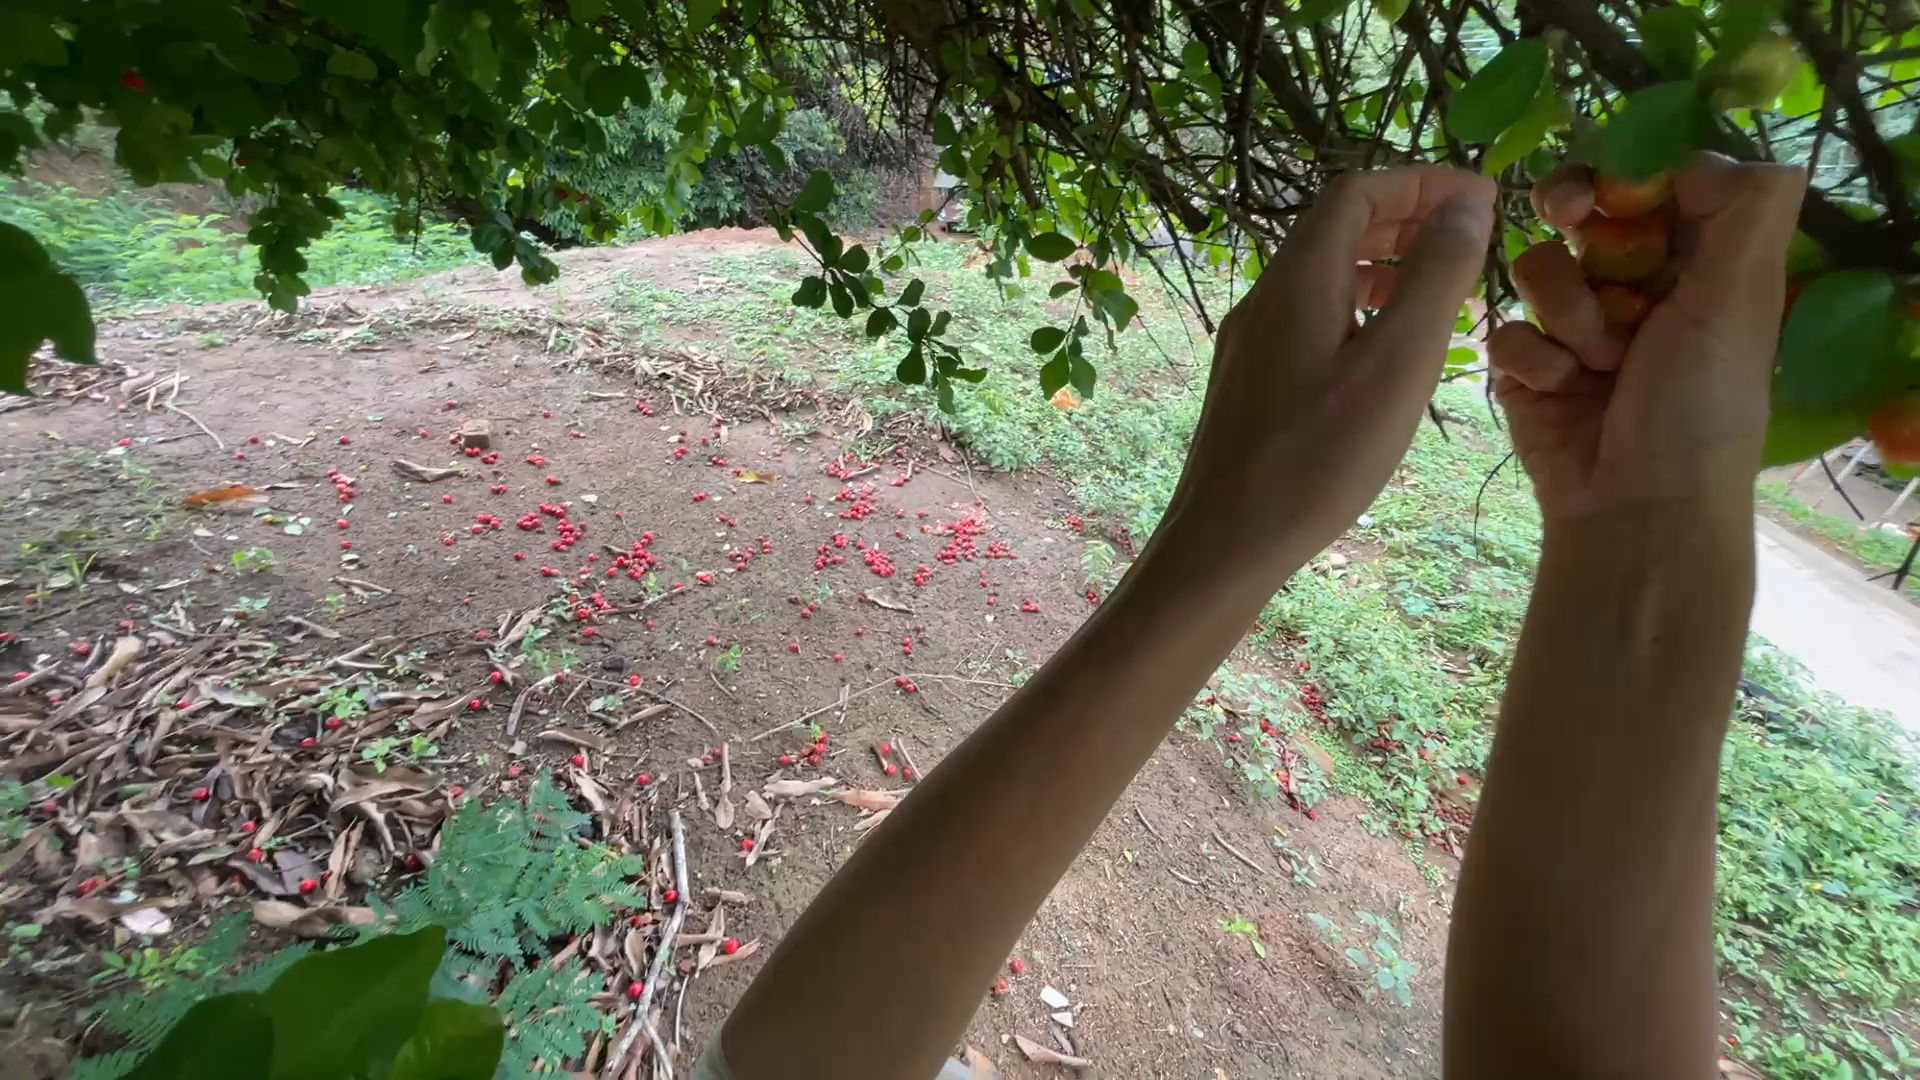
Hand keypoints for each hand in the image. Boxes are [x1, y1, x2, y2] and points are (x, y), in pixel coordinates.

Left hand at [1158, 166, 1494, 581]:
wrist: (1225, 537)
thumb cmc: (1317, 458)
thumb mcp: (1396, 364)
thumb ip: (1434, 277)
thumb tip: (1464, 205)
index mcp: (1294, 283)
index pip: (1354, 193)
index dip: (1421, 184)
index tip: (1481, 203)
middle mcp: (1259, 303)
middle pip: (1331, 231)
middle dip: (1402, 223)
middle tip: (1464, 246)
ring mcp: (1245, 345)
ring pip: (1316, 280)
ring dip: (1378, 270)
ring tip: (1434, 298)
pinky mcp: (1244, 383)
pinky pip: (1302, 322)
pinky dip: (1350, 314)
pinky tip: (1379, 353)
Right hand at [1491, 154, 1805, 524]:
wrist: (1630, 496)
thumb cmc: (1696, 401)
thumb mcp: (1740, 297)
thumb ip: (1741, 208)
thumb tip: (1687, 159)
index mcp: (1697, 259)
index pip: (1653, 185)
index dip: (1624, 172)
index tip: (1606, 182)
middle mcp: (1630, 283)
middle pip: (1578, 214)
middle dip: (1573, 217)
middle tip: (1565, 214)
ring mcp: (1568, 324)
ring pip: (1534, 271)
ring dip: (1565, 314)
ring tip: (1595, 363)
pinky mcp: (1521, 364)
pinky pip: (1505, 332)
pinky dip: (1531, 360)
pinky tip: (1557, 390)